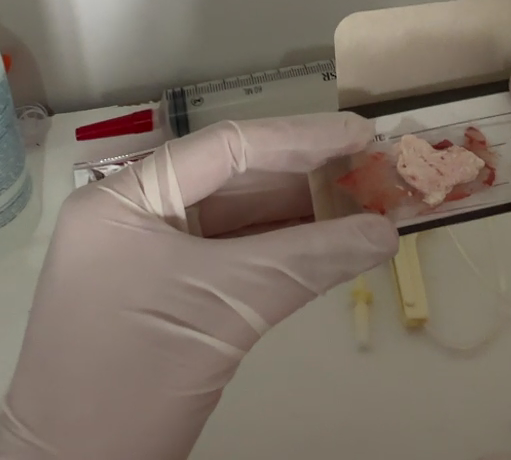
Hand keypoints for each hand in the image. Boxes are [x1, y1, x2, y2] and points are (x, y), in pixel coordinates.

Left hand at [0, 114, 398, 459]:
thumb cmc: (134, 379)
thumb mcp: (224, 308)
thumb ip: (307, 260)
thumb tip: (386, 232)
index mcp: (124, 197)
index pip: (225, 149)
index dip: (300, 137)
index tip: (361, 132)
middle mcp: (132, 212)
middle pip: (230, 178)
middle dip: (303, 175)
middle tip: (368, 163)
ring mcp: (144, 254)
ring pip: (232, 218)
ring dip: (297, 213)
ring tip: (360, 201)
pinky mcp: (163, 292)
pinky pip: (226, 255)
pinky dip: (277, 250)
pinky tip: (326, 243)